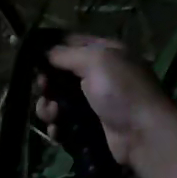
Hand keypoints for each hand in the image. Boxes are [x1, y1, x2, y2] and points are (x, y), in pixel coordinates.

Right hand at [34, 35, 176, 168]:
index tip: (33, 60)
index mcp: (105, 52)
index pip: (71, 43)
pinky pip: (65, 124)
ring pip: (59, 101)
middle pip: (60, 75)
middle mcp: (99, 75)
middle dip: (46, 83)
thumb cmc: (122, 91)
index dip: (51, 50)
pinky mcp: (91, 127)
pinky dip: (57, 127)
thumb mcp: (97, 60)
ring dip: (48, 107)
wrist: (143, 134)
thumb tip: (46, 52)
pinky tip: (57, 131)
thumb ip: (68, 54)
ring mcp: (95, 103)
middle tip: (43, 90)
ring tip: (52, 115)